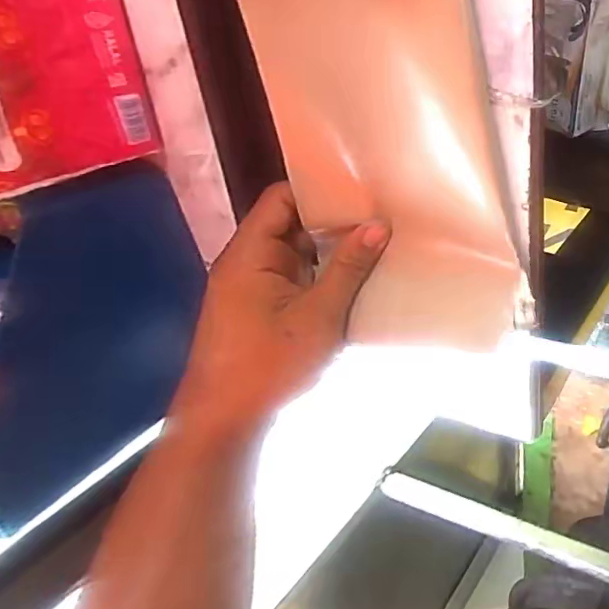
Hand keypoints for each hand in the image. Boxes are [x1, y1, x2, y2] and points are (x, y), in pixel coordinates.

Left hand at [168, 183, 387, 438]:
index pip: (280, 200)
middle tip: (384, 204)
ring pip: (302, 248)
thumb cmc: (267, 364)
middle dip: (337, 214)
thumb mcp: (320, 313)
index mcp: (249, 257)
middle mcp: (249, 264)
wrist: (224, 426)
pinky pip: (303, 271)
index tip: (362, 182)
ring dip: (337, 242)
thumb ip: (349, 266)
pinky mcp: (268, 306)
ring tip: (384, 229)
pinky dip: (330, 265)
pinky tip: (365, 265)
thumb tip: (379, 223)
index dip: (317, 187)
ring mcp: (258, 286)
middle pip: (294, 221)